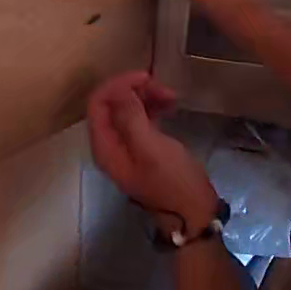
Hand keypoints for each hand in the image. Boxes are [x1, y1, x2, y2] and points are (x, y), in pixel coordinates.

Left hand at [87, 71, 218, 229]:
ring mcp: (127, 148)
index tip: (146, 77)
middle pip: (111, 105)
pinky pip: (140, 120)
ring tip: (172, 97)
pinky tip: (170, 106)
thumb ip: (131, 118)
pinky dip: (152, 108)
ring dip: (146, 98)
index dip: (117, 85)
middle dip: (134, 91)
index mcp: (106, 147)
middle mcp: (111, 146)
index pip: (98, 104)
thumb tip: (120, 90)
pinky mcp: (144, 149)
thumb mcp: (152, 148)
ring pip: (127, 111)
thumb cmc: (173, 181)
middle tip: (164, 88)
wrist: (192, 212)